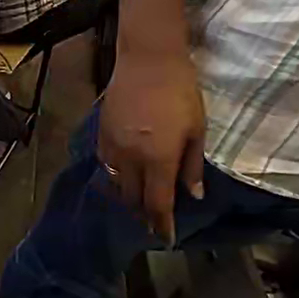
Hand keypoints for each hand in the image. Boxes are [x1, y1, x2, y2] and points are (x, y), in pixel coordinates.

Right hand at [100, 48, 205, 244]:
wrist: (148, 58)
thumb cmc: (180, 91)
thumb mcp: (197, 129)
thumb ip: (192, 165)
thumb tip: (193, 195)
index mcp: (158, 158)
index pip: (157, 203)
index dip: (162, 225)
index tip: (166, 239)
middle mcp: (131, 158)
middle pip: (133, 198)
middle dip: (144, 214)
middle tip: (154, 223)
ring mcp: (112, 145)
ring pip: (115, 184)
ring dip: (128, 198)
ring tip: (138, 203)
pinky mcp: (101, 133)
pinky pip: (105, 164)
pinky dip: (114, 177)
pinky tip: (122, 177)